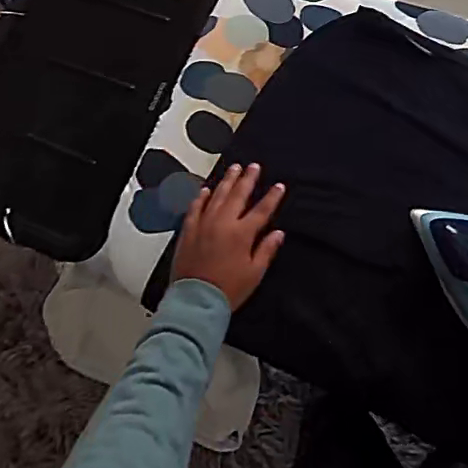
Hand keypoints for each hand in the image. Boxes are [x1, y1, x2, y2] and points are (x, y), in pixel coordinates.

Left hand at [171, 163, 285, 309]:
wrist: (196, 300)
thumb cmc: (228, 290)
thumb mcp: (254, 273)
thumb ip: (266, 250)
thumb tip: (278, 234)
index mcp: (242, 234)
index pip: (261, 210)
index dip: (272, 197)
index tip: (279, 186)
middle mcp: (223, 223)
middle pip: (238, 195)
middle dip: (248, 179)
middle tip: (254, 166)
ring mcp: (203, 225)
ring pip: (216, 196)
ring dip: (227, 181)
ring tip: (234, 169)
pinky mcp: (189, 231)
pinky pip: (195, 208)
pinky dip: (201, 197)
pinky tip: (205, 190)